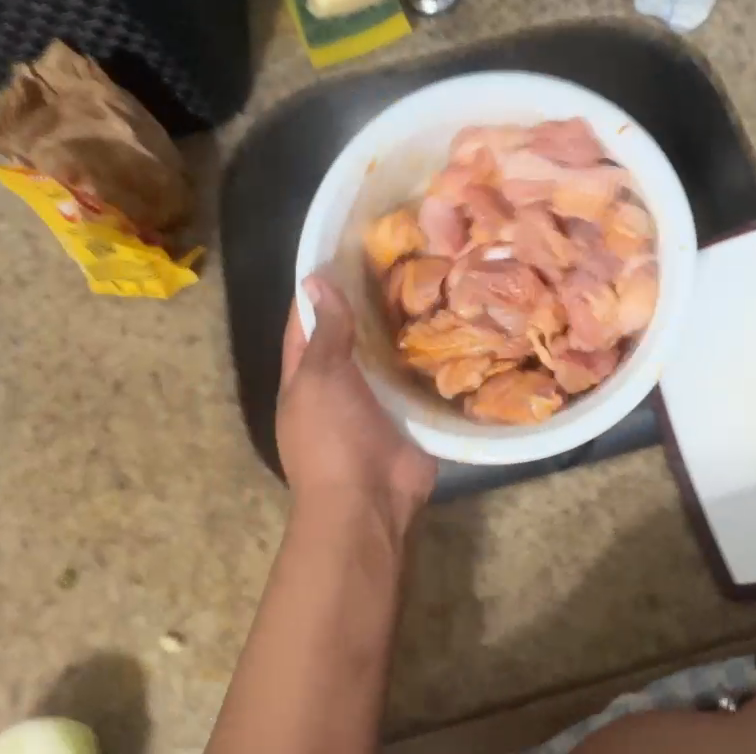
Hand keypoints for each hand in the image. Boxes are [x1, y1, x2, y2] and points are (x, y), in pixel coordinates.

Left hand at [278, 274, 437, 533]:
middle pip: (351, 338)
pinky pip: (418, 380)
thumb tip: (316, 280)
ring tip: (431, 285)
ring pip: (388, 356)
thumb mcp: (318, 378)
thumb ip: (325, 332)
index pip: (306, 324)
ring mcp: (375, 402)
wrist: (368, 502)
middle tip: (400, 262)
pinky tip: (451, 327)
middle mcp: (338, 386)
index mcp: (304, 377)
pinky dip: (429, 359)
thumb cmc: (331, 438)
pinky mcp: (409, 415)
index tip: (343, 253)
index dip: (318, 291)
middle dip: (369, 305)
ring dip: (403, 330)